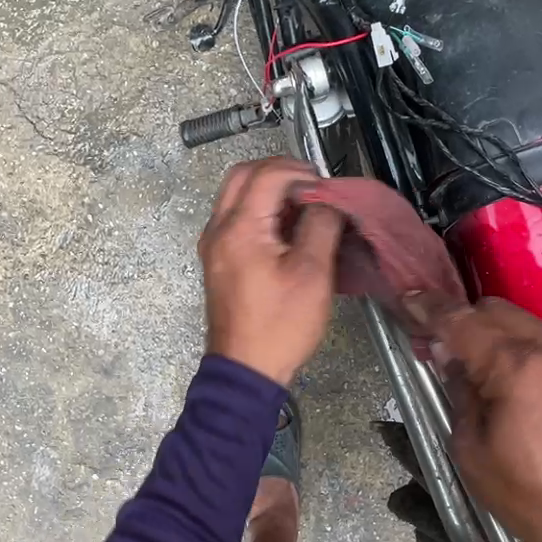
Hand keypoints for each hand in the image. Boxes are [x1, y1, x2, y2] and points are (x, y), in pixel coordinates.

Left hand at [199, 157, 344, 385]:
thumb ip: (321, 225)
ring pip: (237, 194)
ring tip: (305, 208)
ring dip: (270, 190)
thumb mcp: (312, 273)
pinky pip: (236, 217)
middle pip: (244, 175)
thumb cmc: (279, 327)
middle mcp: (218, 230)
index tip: (326, 187)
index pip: (267, 175)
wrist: (246, 369)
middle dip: (281, 172)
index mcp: (239, 228)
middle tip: (313, 187)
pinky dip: (260, 210)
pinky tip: (288, 228)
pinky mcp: (219, 258)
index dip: (301, 172)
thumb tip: (327, 200)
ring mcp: (214, 244)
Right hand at [405, 294, 541, 541]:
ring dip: (491, 333)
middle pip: (492, 310)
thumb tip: (452, 360)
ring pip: (522, 321)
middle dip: (460, 320)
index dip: (427, 309)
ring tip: (475, 366)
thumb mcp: (472, 451)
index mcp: (517, 368)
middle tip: (436, 344)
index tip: (406, 302)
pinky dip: (521, 347)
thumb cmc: (533, 497)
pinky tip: (511, 377)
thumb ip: (459, 393)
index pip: (461, 321)